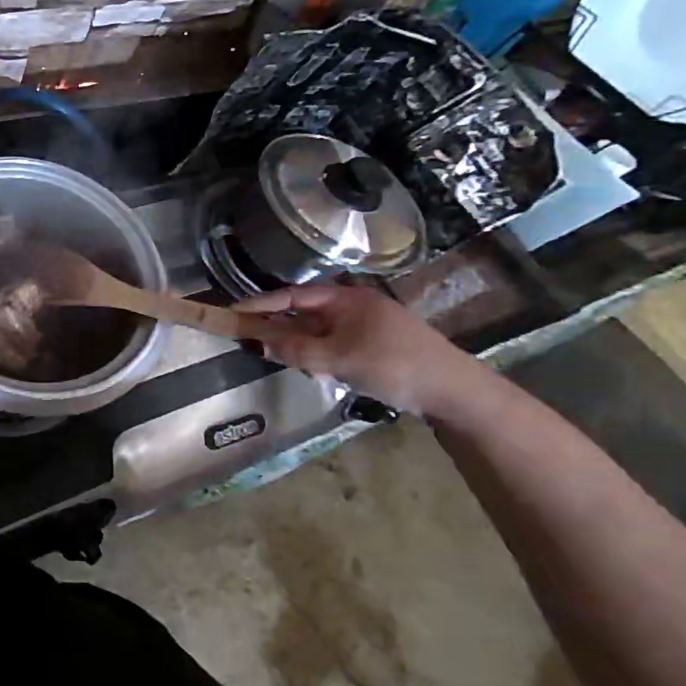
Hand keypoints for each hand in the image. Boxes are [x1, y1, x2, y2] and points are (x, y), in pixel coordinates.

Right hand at [236, 282, 481, 416]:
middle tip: (251, 339)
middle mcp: (355, 306)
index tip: (234, 312)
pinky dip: (320, 354)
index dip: (261, 304)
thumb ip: (295, 350)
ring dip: (300, 344)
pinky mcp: (378, 345)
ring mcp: (369, 325)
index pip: (293, 295)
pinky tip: (317, 371)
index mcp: (346, 298)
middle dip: (279, 326)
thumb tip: (258, 341)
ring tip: (283, 359)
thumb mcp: (337, 358)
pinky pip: (336, 343)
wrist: (452, 389)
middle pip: (305, 311)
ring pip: (321, 330)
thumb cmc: (392, 364)